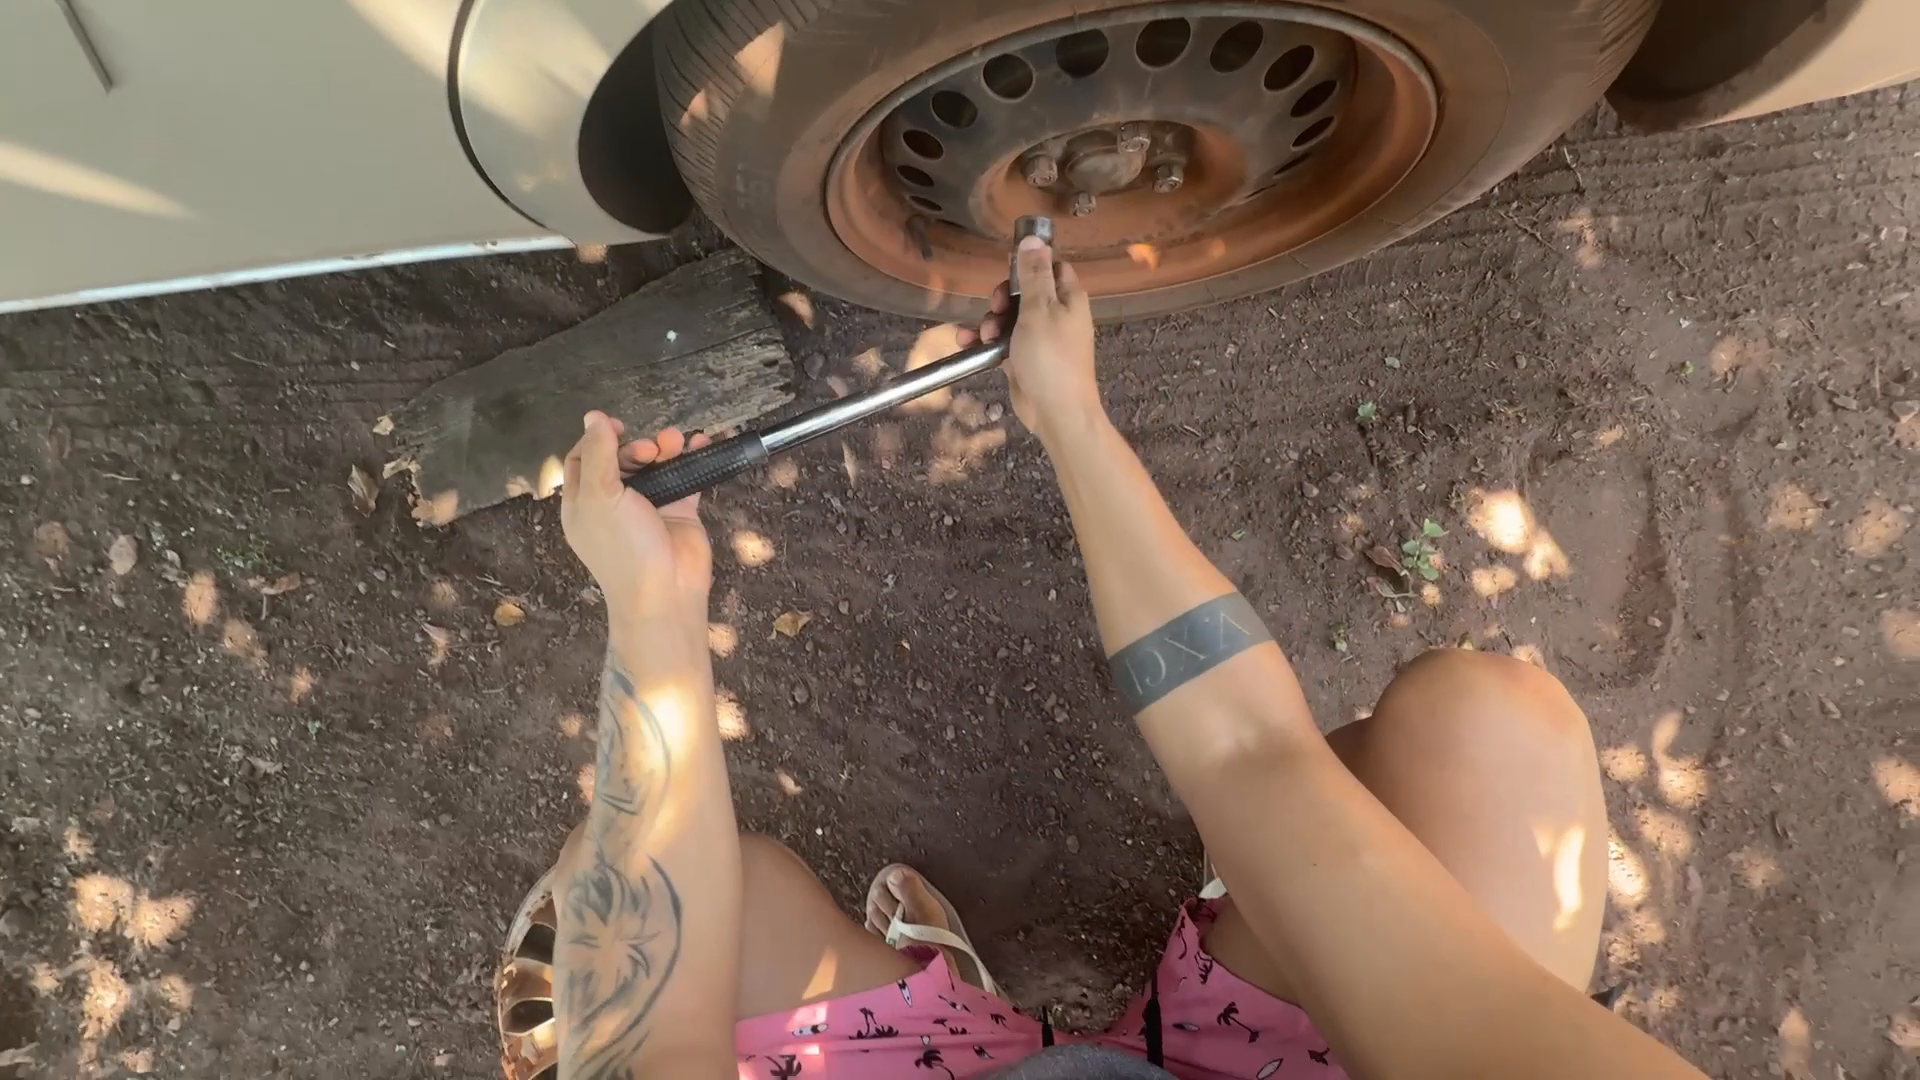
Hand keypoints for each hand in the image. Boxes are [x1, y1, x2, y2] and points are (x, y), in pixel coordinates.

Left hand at [561, 412, 712, 636]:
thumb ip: (598, 454)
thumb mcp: (600, 497)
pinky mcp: (679, 512)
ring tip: (677, 441)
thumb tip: (593, 416)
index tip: (618, 426)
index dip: (596, 439)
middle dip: (636, 447)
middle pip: (621, 461)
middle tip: (651, 450)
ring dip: (665, 449)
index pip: (583, 460)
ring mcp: (649, 508)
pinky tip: (701, 443)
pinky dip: (692, 460)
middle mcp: (614, 504)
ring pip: (655, 468)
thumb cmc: (623, 546)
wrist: (665, 590)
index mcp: (584, 503)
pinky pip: (685, 478)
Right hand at [959, 236, 1101, 442]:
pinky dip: (986, 342)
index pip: (1052, 268)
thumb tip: (1034, 237)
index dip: (1029, 265)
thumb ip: (1033, 275)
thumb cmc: (1051, 357)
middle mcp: (1057, 316)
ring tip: (984, 334)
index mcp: (1068, 299)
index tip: (1008, 268)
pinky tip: (967, 343)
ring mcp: (1040, 340)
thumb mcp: (1039, 309)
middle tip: (994, 306)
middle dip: (1003, 297)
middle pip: (1026, 293)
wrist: (1056, 411)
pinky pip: (1002, 343)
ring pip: (1010, 319)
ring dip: (991, 321)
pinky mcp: (1025, 361)